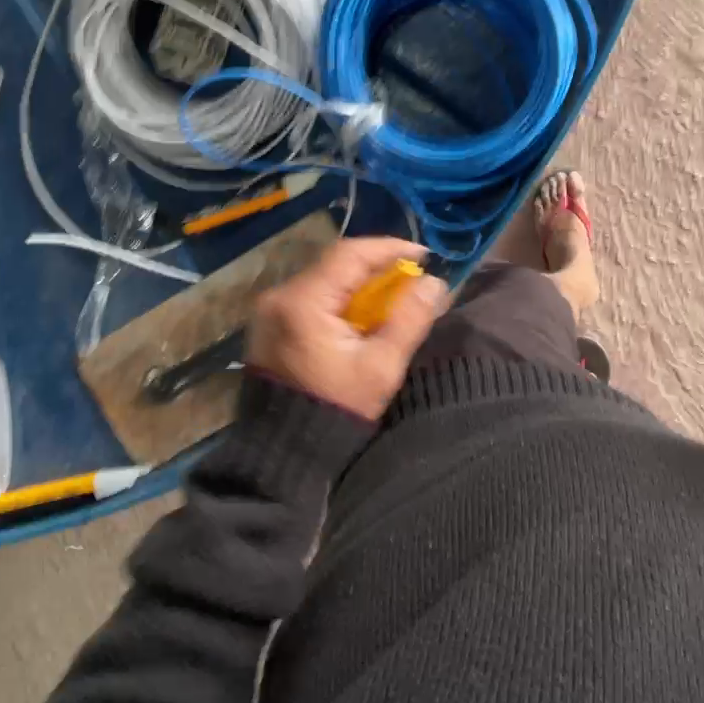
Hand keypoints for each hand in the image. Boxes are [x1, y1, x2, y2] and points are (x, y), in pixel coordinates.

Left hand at [248, 238, 450, 420]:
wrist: (284, 453)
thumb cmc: (337, 408)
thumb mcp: (381, 367)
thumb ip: (409, 319)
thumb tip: (434, 282)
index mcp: (302, 302)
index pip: (350, 254)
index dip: (390, 249)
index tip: (424, 257)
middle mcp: (279, 296)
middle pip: (335, 264)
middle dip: (377, 266)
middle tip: (413, 277)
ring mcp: (269, 310)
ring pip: (323, 278)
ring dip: (359, 282)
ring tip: (393, 294)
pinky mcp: (269, 325)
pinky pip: (310, 296)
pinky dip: (339, 297)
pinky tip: (362, 312)